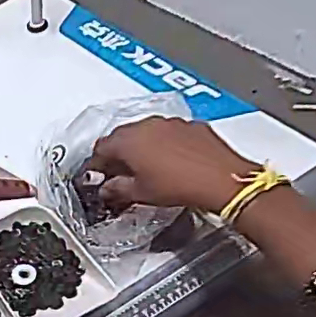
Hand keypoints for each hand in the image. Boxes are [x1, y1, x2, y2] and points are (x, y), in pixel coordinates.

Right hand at [84, 116, 259, 211]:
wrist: (220, 179)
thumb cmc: (180, 184)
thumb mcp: (140, 194)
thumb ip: (116, 189)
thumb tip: (109, 189)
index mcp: (128, 141)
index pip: (100, 149)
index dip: (95, 165)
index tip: (97, 176)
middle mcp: (147, 125)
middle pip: (121, 137)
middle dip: (115, 155)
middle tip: (116, 174)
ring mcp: (170, 123)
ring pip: (144, 132)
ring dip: (139, 148)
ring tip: (142, 169)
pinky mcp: (189, 126)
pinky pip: (167, 132)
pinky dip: (161, 145)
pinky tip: (167, 162)